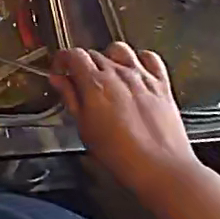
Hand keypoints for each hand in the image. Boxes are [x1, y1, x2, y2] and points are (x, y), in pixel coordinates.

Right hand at [51, 43, 201, 199]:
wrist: (161, 169)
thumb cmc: (121, 155)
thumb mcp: (85, 128)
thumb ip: (70, 98)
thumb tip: (59, 80)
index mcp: (94, 83)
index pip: (73, 54)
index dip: (62, 59)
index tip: (60, 69)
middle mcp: (117, 74)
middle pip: (93, 54)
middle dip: (82, 64)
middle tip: (80, 82)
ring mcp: (141, 76)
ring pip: (119, 49)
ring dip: (109, 57)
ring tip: (107, 74)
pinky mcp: (161, 84)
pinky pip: (150, 57)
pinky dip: (140, 59)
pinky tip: (135, 70)